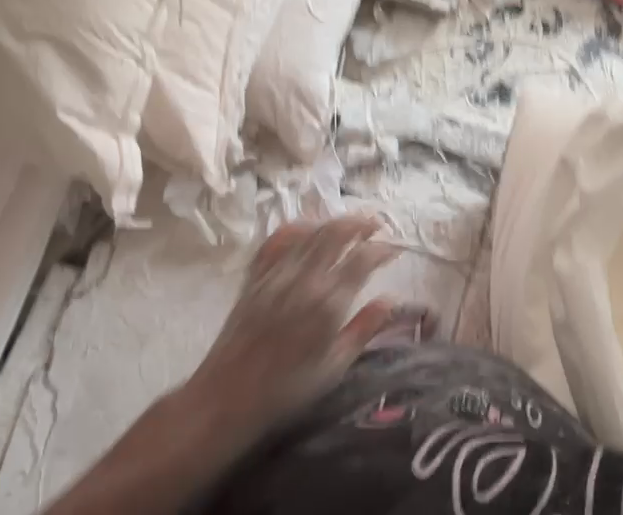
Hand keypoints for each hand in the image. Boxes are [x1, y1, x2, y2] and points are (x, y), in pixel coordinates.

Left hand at [185, 217, 405, 433]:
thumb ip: (365, 329)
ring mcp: (276, 275)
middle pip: (336, 233)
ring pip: (310, 231)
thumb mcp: (335, 366)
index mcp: (328, 303)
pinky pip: (276, 240)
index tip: (395, 249)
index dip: (383, 249)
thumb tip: (390, 300)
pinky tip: (307, 230)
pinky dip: (296, 228)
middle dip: (361, 223)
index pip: (363, 259)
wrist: (227, 399)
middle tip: (377, 224)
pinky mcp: (255, 278)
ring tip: (350, 225)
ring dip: (334, 222)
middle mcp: (304, 280)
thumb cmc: (288, 389)